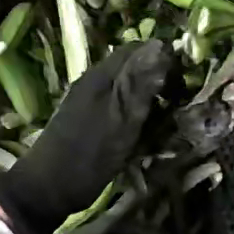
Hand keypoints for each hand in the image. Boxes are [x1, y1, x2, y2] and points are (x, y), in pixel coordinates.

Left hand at [0, 39, 173, 233]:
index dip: (163, 57)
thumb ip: (139, 83)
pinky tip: (144, 128)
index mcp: (101, 75)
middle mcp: (92, 80)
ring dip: (146, 95)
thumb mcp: (121, 118)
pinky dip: (133, 111)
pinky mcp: (86, 118)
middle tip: (179, 99)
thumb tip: (161, 46)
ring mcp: (87, 99)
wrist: (48, 187)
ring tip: (166, 115)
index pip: (137, 48)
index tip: (185, 77)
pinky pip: (116, 103)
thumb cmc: (88, 153)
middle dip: (157, 76)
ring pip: (124, 86)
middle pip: (130, 66)